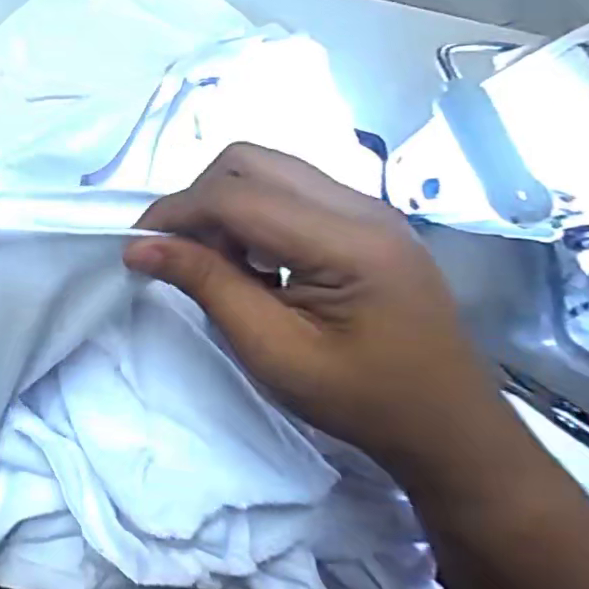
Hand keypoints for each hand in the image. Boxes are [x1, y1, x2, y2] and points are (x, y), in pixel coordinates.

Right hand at [126, 143, 505, 472]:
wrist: (450, 427)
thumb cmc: (364, 402)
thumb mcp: (275, 353)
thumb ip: (208, 286)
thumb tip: (141, 245)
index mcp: (348, 241)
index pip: (239, 196)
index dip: (178, 212)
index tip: (138, 244)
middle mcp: (360, 204)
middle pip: (251, 161)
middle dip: (202, 198)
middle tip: (187, 254)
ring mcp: (367, 204)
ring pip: (268, 167)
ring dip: (228, 202)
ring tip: (225, 262)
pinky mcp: (365, 214)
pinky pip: (290, 187)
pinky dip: (255, 211)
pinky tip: (260, 262)